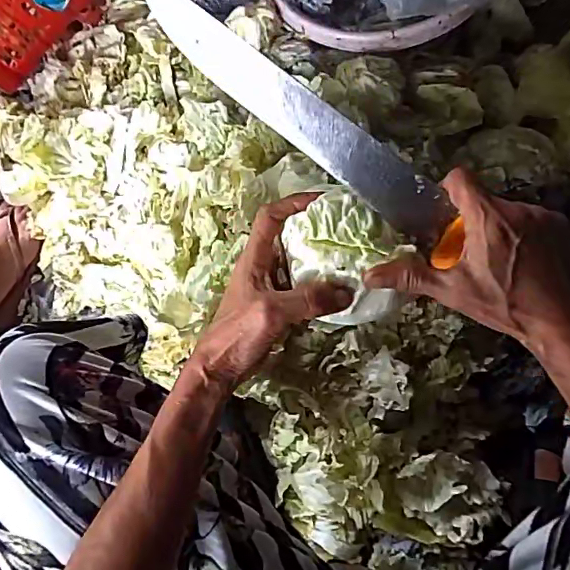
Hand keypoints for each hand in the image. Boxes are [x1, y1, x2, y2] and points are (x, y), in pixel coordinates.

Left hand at [188, 192, 352, 388]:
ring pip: (298, 265)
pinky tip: (339, 292)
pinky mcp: (277, 308)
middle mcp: (262, 268)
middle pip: (289, 238)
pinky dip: (321, 287)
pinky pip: (303, 290)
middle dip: (315, 231)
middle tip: (345, 230)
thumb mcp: (273, 311)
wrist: (219, 369)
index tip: (320, 200)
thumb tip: (346, 292)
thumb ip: (308, 299)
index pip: (270, 218)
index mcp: (254, 259)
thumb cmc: (236, 334)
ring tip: (349, 258)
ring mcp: (270, 289)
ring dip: (321, 261)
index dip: (292, 203)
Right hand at [365, 168, 569, 353]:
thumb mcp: (451, 290)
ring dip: (498, 225)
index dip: (448, 189)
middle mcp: (515, 207)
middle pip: (483, 198)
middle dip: (472, 217)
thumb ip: (410, 276)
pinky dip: (523, 231)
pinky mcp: (558, 223)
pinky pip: (530, 216)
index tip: (445, 212)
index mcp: (486, 217)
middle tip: (470, 248)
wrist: (554, 318)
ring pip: (507, 208)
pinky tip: (523, 257)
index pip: (460, 178)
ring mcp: (540, 214)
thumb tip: (369, 275)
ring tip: (498, 257)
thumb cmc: (500, 303)